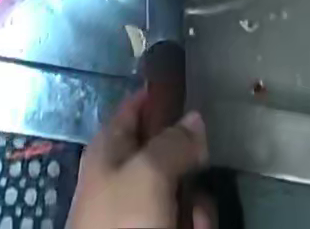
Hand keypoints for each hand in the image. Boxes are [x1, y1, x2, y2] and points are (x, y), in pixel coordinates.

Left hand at [68, 89, 209, 228]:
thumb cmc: (122, 226)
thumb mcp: (149, 172)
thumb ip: (174, 141)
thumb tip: (196, 119)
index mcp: (109, 149)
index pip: (137, 107)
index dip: (163, 97)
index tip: (194, 95)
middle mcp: (124, 177)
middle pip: (169, 153)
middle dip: (191, 166)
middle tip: (200, 172)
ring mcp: (141, 215)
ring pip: (185, 194)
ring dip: (199, 208)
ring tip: (195, 222)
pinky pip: (188, 224)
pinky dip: (197, 228)